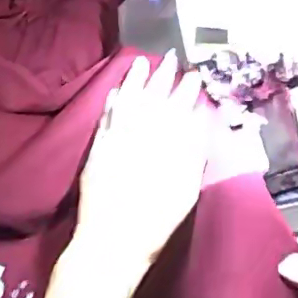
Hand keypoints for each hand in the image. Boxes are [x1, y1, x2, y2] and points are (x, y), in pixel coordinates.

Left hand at [70, 51, 208, 284]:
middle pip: (156, 91)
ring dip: (135, 78)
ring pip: (128, 95)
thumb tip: (199, 116)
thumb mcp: (189, 182)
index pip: (183, 99)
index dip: (190, 84)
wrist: (113, 240)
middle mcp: (142, 124)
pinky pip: (106, 114)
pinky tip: (115, 91)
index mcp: (169, 132)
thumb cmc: (158, 215)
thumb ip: (195, 146)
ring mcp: (117, 132)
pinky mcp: (99, 145)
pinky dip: (112, 100)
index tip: (196, 72)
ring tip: (140, 62)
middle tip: (172, 57)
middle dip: (165, 73)